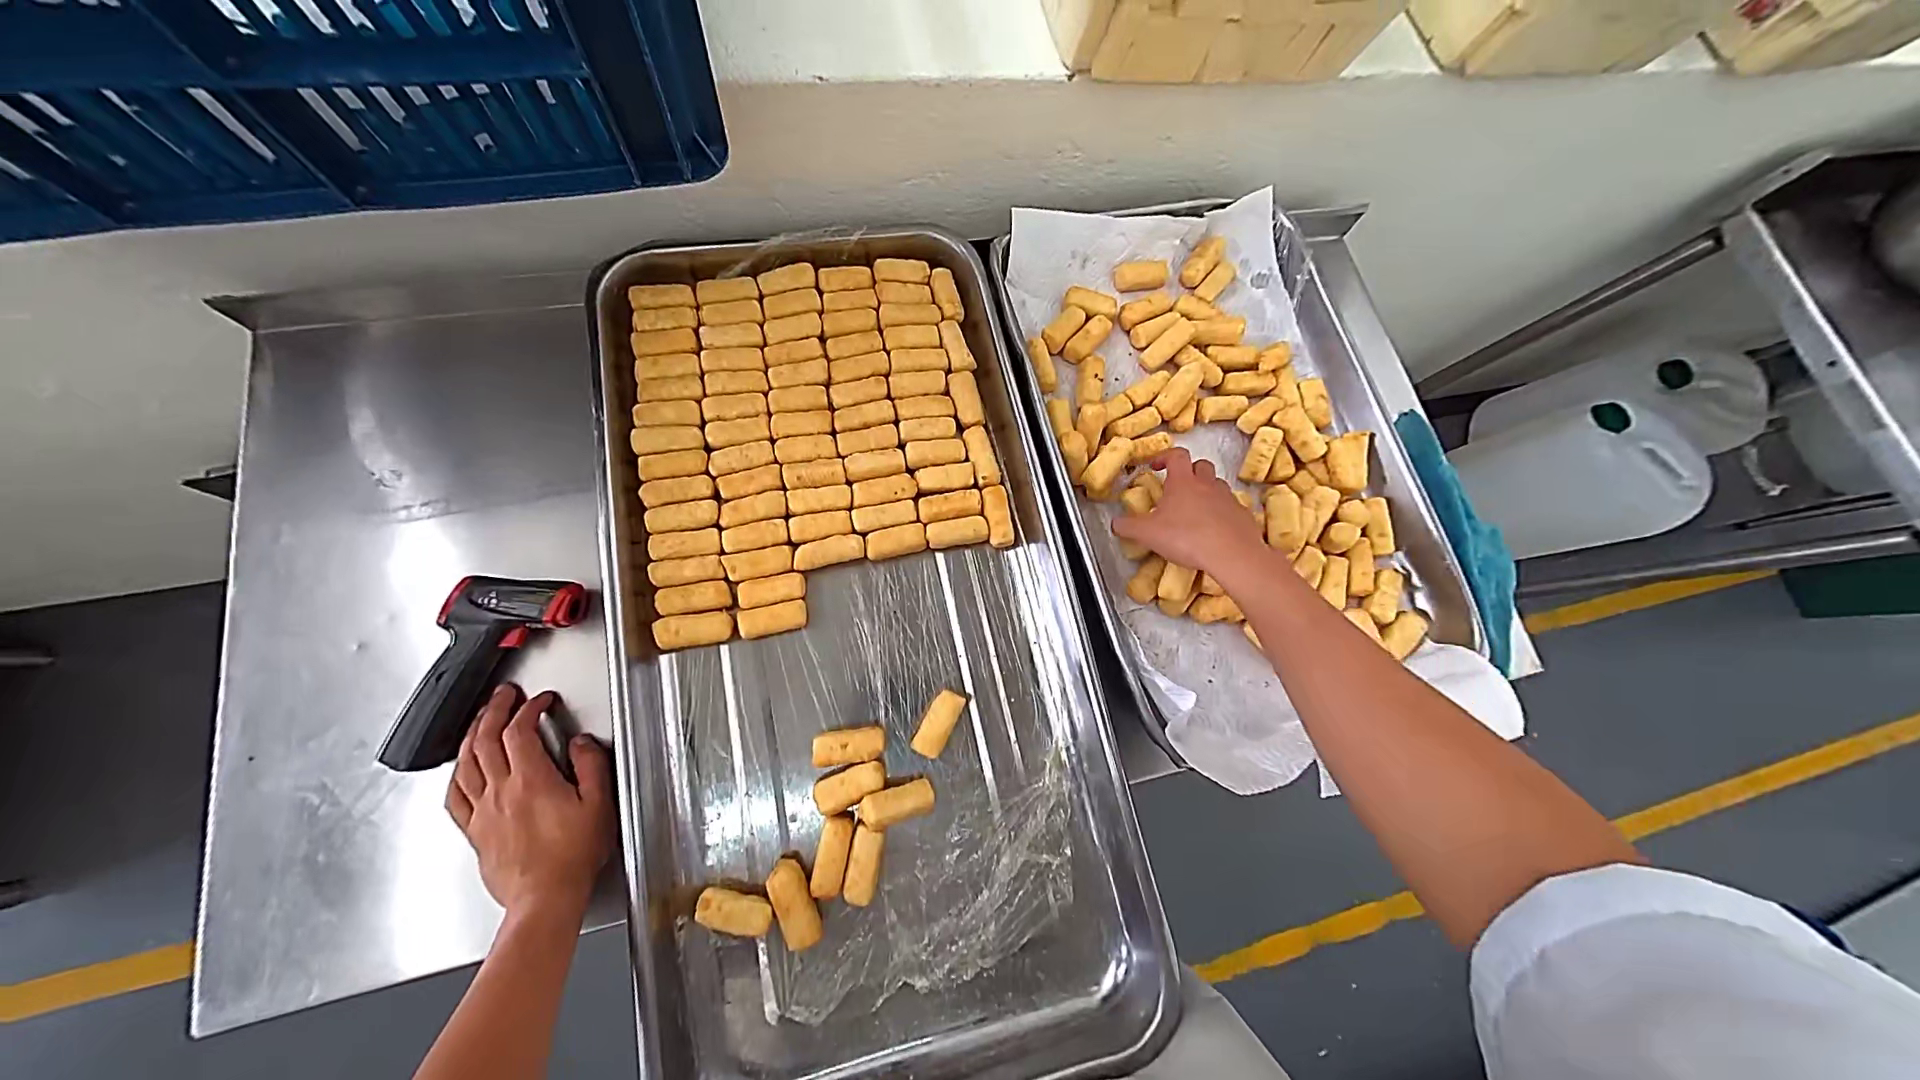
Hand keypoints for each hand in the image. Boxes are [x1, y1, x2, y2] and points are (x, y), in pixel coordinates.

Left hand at [445, 685, 614, 918]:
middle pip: (486, 740)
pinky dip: (457, 773)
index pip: (521, 731)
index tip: (542, 701)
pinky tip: (462, 769)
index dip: (530, 709)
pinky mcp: (476, 832)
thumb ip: (591, 766)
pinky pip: (456, 797)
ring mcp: (484, 812)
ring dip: (473, 735)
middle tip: (504, 696)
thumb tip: (581, 743)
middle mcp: (501, 793)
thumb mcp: (599, 804)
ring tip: (481, 721)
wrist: (545, 898)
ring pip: (466, 763)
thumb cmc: (574, 856)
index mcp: (532, 781)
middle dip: (494, 711)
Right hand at [1111, 448, 1267, 580]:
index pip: (1176, 456)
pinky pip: (1231, 507)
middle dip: (1189, 471)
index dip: (1164, 457)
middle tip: (1177, 486)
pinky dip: (1221, 512)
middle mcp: (1207, 484)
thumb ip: (1128, 526)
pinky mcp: (1242, 516)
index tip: (1155, 466)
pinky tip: (1213, 529)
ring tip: (1195, 509)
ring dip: (1206, 491)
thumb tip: (1115, 523)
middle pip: (1201, 466)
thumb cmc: (1186, 537)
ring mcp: (1228, 499)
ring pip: (1217, 485)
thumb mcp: (1148, 534)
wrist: (1231, 554)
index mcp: (1183, 482)